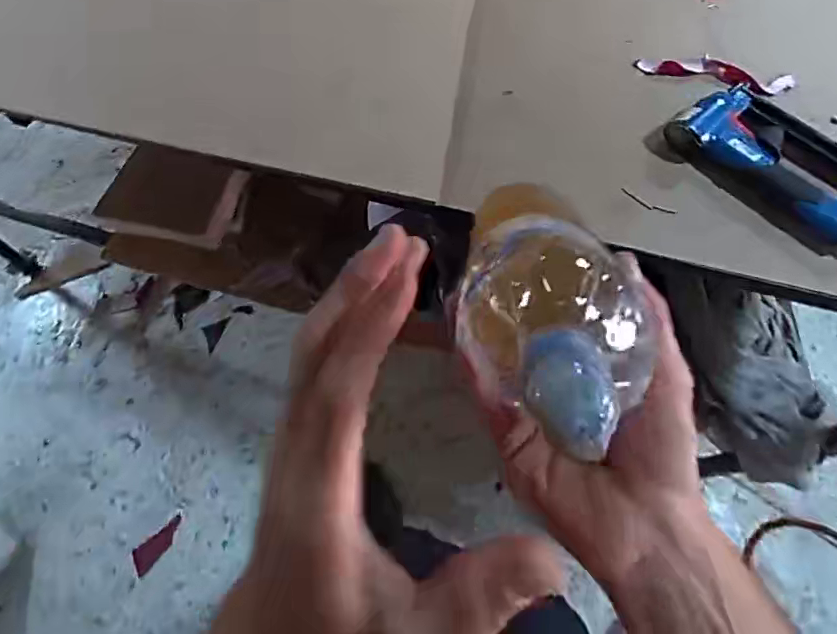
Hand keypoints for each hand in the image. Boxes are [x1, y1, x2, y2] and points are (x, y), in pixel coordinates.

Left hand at [213, 225, 564, 633]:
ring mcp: (288, 433)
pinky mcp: (296, 431)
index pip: (340, 387)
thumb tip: (548, 554)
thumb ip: (475, 599)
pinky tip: (374, 307)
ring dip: (349, 296)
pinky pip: (317, 361)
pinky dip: (345, 321)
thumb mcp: (413, 633)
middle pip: (316, 348)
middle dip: (357, 287)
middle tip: (400, 241)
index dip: (371, 325)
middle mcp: (293, 445)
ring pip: (311, 347)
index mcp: (317, 486)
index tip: (406, 274)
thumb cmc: (339, 630)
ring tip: (392, 256)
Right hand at [470, 254, 793, 632]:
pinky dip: (471, 367)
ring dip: (471, 329)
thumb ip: (652, 322)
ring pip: (491, 364)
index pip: (552, 325)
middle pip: (514, 340)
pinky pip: (486, 398)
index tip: (520, 258)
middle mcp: (548, 386)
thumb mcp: (667, 374)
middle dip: (493, 306)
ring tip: (458, 291)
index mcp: (582, 372)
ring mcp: (524, 410)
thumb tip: (625, 260)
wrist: (649, 522)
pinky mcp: (508, 436)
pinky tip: (461, 336)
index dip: (536, 293)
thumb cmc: (662, 448)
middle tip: (478, 269)